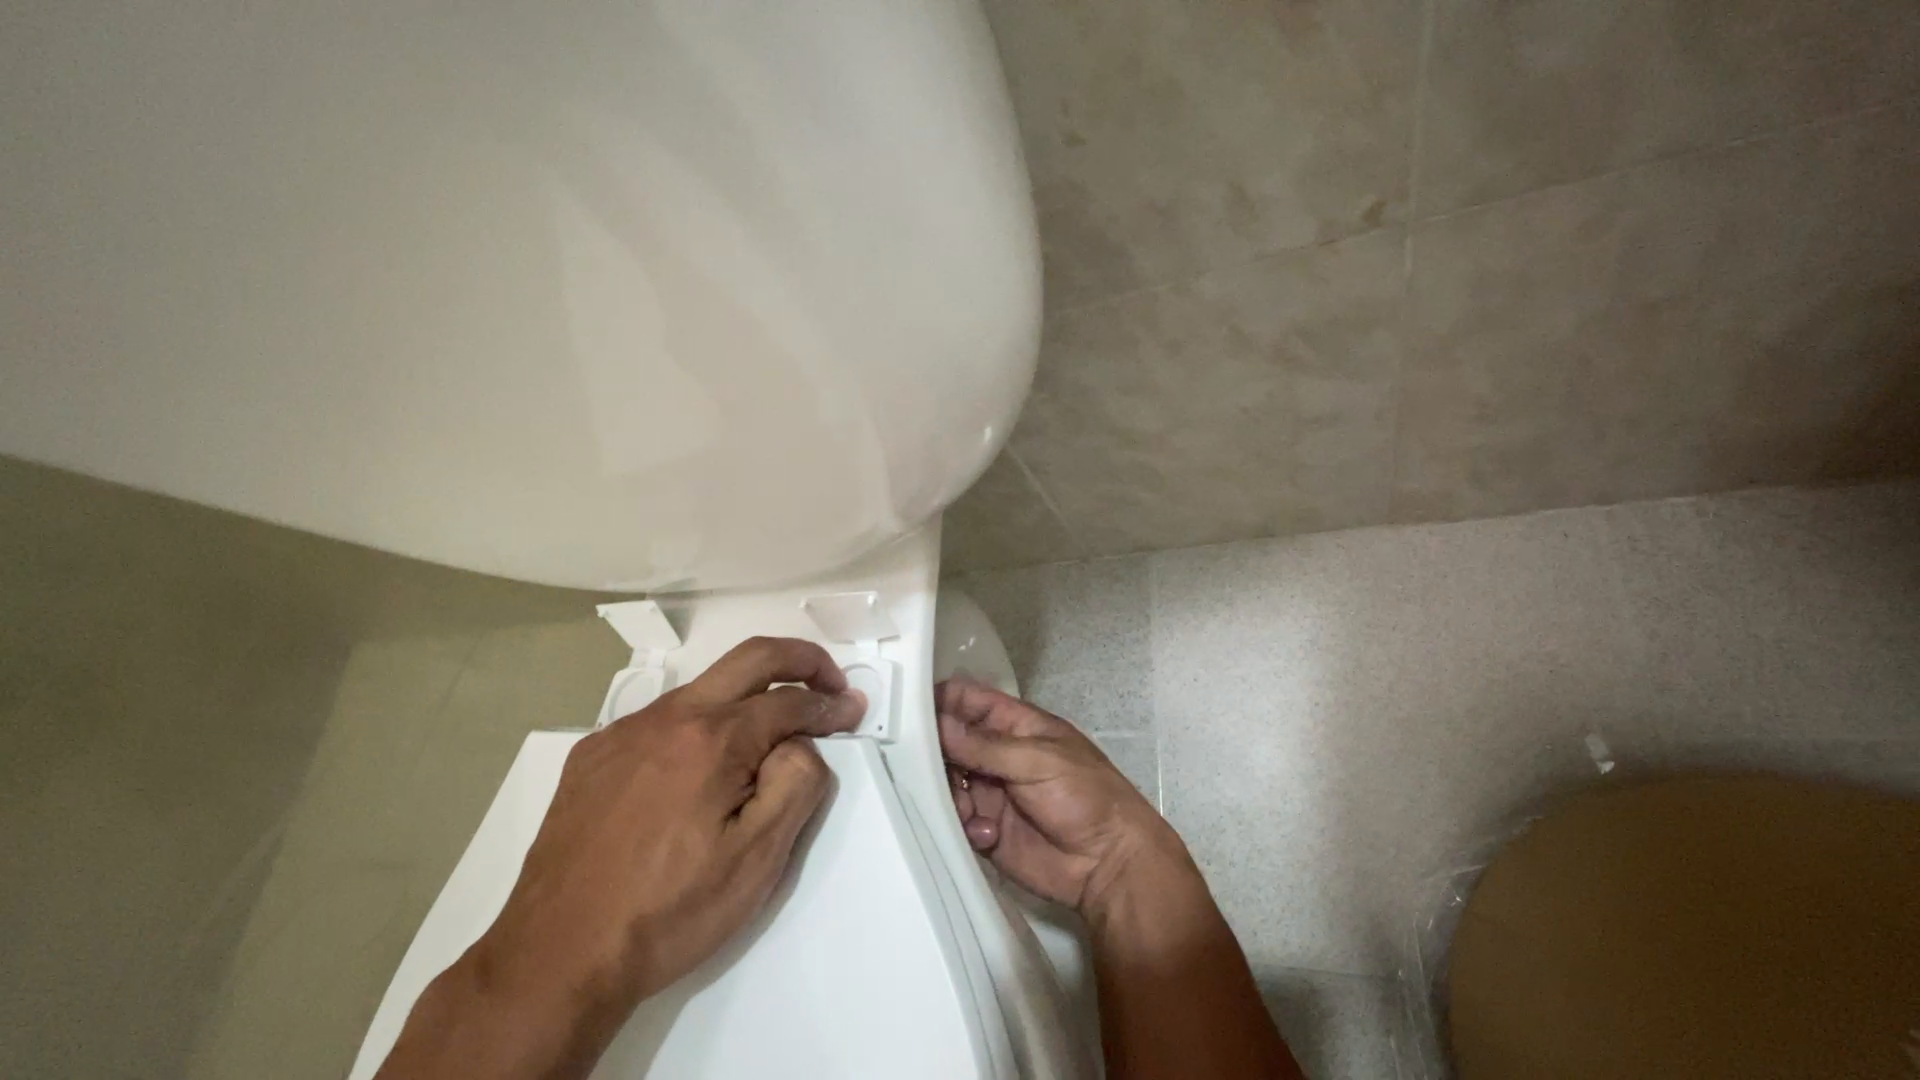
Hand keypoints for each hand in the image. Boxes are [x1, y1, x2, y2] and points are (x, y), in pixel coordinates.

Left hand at [381, 637, 864, 1079]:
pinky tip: (696, 773)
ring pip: (701, 690)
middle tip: (828, 682)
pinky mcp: (592, 756)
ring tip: (766, 738)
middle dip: (800, 660)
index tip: (852, 711)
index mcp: (712, 739)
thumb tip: (799, 742)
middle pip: (749, 658)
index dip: (829, 705)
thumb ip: (797, 782)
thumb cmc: (670, 912)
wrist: (558, 955)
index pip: (789, 701)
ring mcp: (622, 732)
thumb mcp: (758, 859)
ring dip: (747, 696)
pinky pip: (660, 721)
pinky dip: (698, 726)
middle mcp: (666, 718)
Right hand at [938, 677, 1192, 918]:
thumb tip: (936, 723)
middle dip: (934, 755)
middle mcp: (995, 755)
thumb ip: (985, 745)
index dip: (937, 700)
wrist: (1109, 865)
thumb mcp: (1039, 761)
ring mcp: (988, 793)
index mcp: (1014, 725)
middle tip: (932, 771)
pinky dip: (964, 827)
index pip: (966, 699)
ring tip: (971, 811)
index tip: (906, 711)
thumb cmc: (1086, 796)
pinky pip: (954, 821)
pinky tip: (987, 835)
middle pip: (946, 743)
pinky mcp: (984, 830)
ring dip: (949, 796)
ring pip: (944, 783)